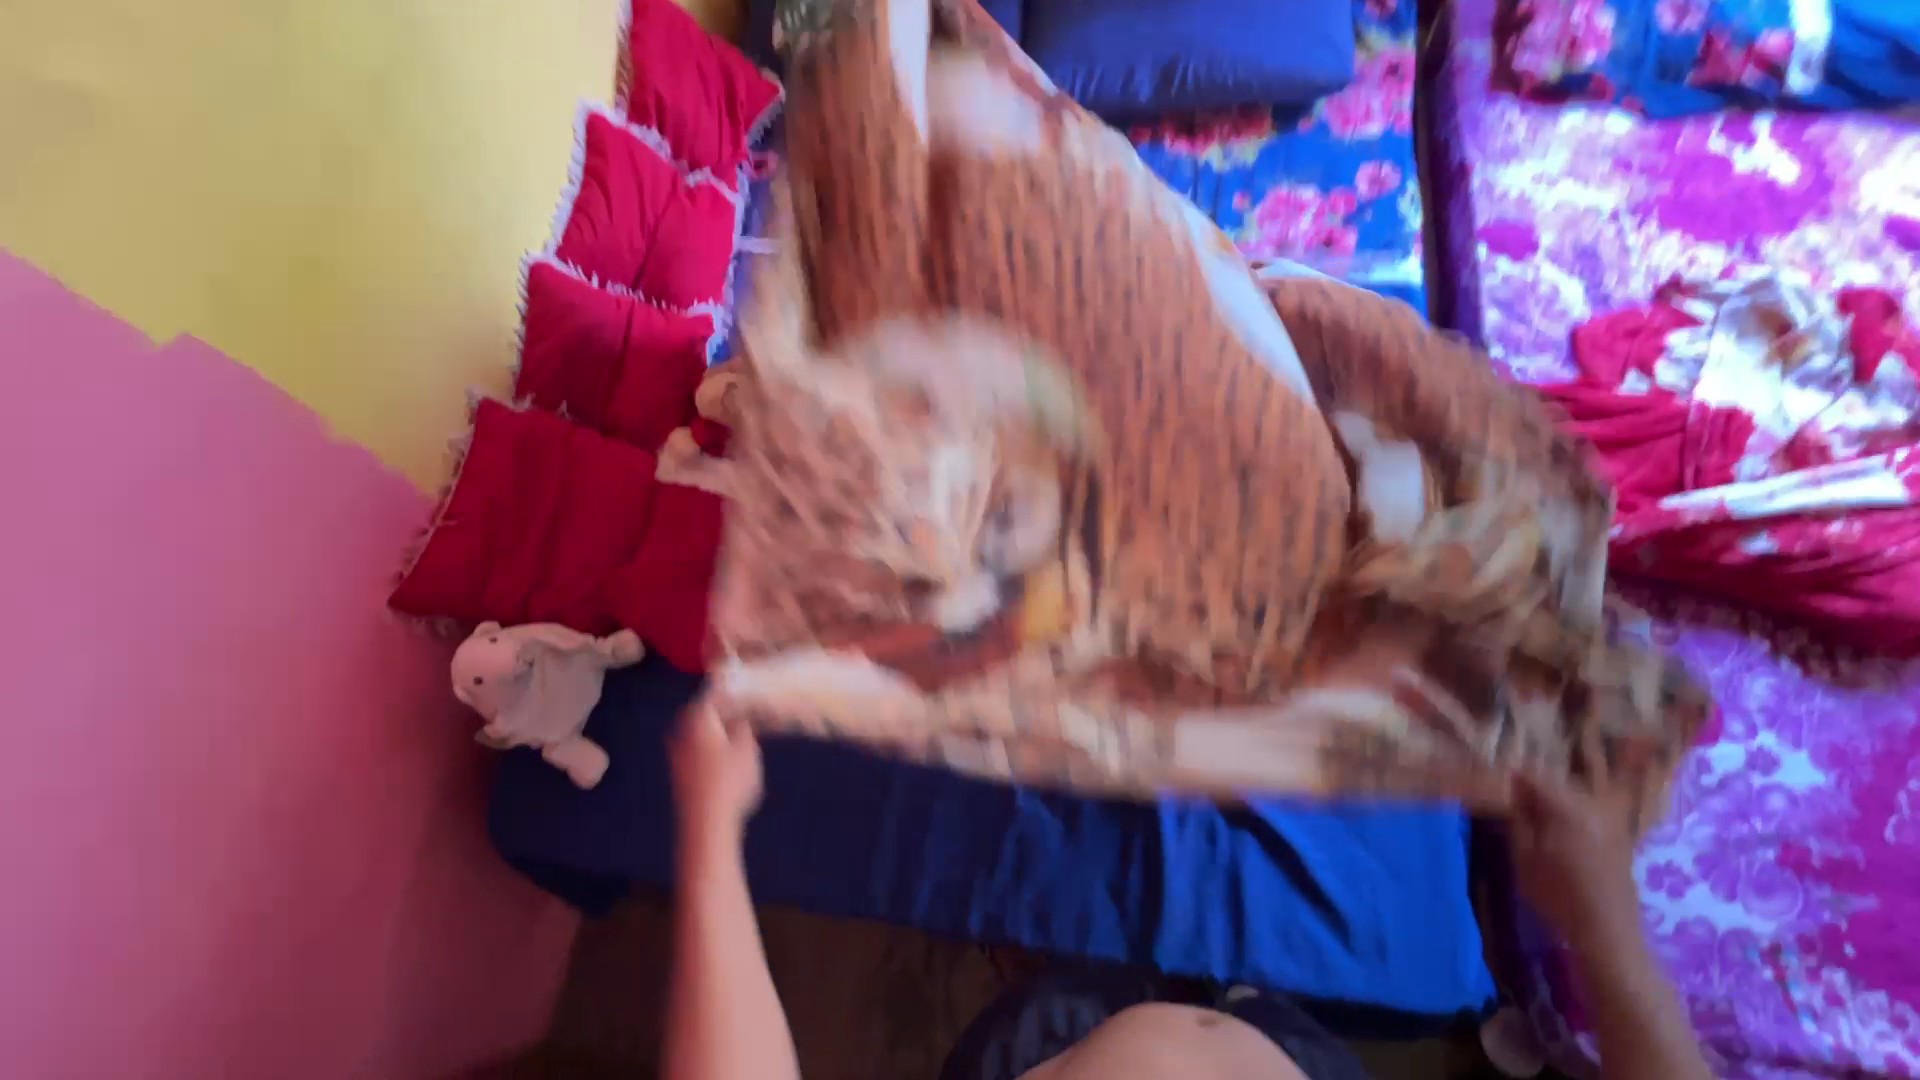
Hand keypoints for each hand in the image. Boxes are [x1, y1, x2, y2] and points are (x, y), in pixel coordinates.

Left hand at [669, 704, 763, 853]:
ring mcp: (677, 753)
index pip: (711, 695)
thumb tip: (741, 714)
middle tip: (743, 707)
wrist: (706, 823)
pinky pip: (696, 746)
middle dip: (721, 708)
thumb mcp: (747, 749)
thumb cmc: (729, 781)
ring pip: (698, 730)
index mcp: (697, 720)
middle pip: (702, 712)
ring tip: (739, 729)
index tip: (744, 688)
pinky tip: (726, 752)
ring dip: (716, 727)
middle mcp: (681, 732)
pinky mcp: (679, 771)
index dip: (729, 690)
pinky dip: (711, 743)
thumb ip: (744, 726)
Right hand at [1508, 740, 1643, 954]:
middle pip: (1554, 780)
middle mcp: (1595, 808)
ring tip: (1524, 812)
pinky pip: (1586, 810)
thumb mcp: (1523, 855)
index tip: (1486, 780)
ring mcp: (1611, 822)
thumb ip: (1515, 817)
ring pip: (1570, 794)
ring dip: (1546, 797)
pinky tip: (1551, 828)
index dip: (1506, 774)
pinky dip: (1565, 811)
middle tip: (1502, 798)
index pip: (1532, 774)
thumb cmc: (1558, 896)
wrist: (1607, 934)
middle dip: (1527, 784)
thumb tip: (1504, 791)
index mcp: (1570, 808)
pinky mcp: (1617, 837)